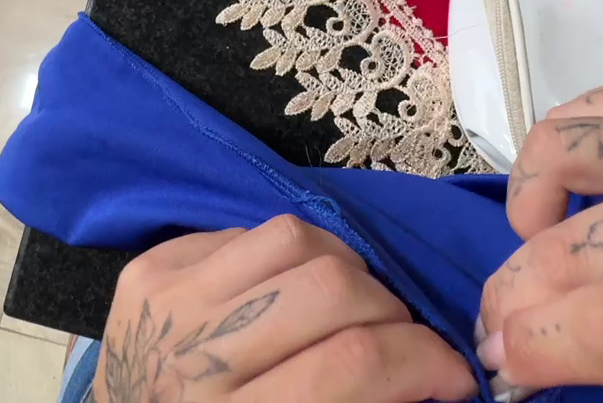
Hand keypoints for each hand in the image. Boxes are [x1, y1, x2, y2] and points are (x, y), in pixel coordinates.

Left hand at [94, 215, 477, 402]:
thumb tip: (437, 372)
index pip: (352, 362)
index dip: (422, 358)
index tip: (453, 372)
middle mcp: (195, 353)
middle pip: (328, 287)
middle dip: (389, 308)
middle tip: (402, 335)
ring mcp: (166, 297)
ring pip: (291, 237)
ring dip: (343, 265)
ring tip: (352, 300)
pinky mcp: (150, 265)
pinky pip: (246, 230)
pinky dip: (286, 257)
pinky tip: (288, 288)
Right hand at [475, 76, 602, 402]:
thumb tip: (530, 347)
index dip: (538, 345)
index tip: (499, 360)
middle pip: (575, 249)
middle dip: (513, 293)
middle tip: (494, 318)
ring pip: (562, 149)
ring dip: (527, 203)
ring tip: (536, 237)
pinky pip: (586, 108)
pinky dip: (558, 148)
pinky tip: (572, 187)